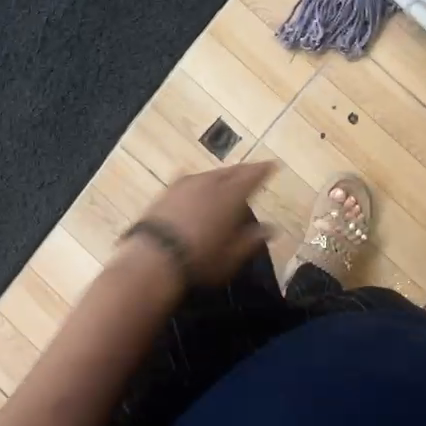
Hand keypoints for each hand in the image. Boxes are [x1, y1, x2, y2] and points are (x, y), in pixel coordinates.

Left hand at [120, 161, 275, 287]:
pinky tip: (197, 183)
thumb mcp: (231, 256)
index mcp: (231, 195)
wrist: (153, 259)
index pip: (252, 176)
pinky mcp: (168, 191)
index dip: (263, 170)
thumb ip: (252, 240)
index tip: (273, 165)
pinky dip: (199, 181)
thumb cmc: (200, 259)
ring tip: (227, 180)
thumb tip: (271, 229)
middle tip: (253, 170)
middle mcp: (211, 182)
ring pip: (210, 174)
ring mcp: (187, 183)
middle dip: (244, 170)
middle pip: (231, 171)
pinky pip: (190, 180)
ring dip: (222, 176)